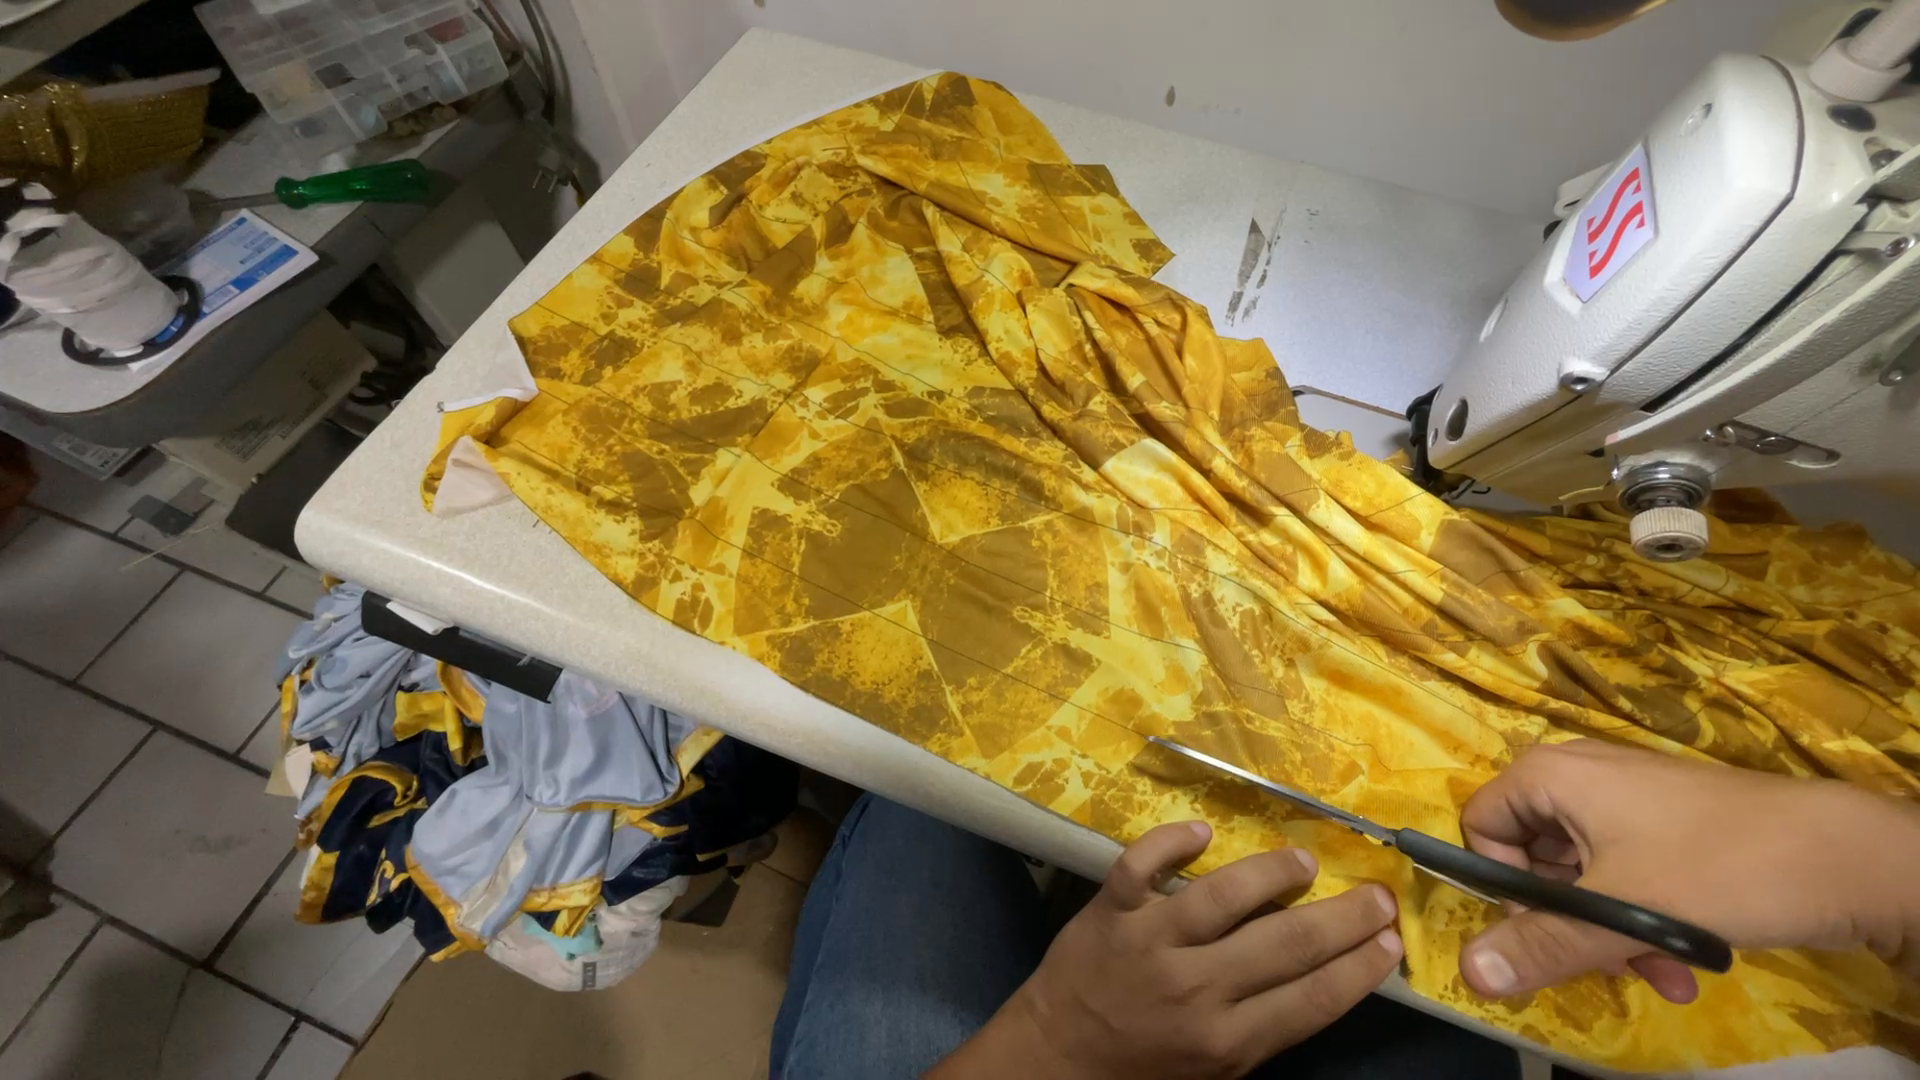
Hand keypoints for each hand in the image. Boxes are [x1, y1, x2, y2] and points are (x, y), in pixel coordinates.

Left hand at [930, 821, 1403, 1079]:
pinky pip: (1141, 866)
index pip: (1312, 1000)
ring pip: (1220, 898)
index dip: (1359, 969)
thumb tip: (1320, 976)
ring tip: (1304, 859)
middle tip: (1377, 894)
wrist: (1060, 1054)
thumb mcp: (1216, 1068)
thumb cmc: (1144, 1065)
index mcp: (1229, 1040)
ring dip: (1270, 874)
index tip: (1392, 941)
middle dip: (1342, 919)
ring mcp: (1150, 941)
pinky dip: (1169, 844)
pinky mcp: (1110, 909)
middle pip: (1284, 946)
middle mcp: (1196, 988)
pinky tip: (1202, 832)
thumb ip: (1262, 1024)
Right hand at [1458, 739, 1919, 1003]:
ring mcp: (1620, 791)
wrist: (1862, 857)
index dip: (1506, 886)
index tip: (1553, 931)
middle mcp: (1572, 772)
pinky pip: (1622, 863)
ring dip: (1610, 927)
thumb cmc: (1721, 866)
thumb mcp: (1625, 914)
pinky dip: (1640, 909)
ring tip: (1664, 973)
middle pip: (1533, 852)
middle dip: (1570, 919)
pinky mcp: (1662, 814)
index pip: (1481, 828)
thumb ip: (1542, 945)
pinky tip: (1684, 955)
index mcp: (1544, 774)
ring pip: (1583, 866)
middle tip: (1613, 963)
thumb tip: (1470, 974)